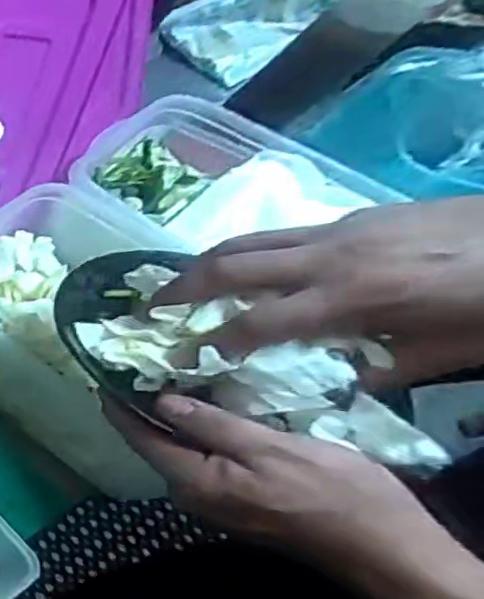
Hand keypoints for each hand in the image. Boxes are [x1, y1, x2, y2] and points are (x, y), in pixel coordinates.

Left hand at [104, 393, 453, 586]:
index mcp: (188, 480)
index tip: (104, 382)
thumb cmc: (336, 494)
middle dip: (144, 414)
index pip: (138, 438)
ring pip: (179, 456)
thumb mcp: (272, 449)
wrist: (389, 552)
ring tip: (170, 391)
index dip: (120, 408)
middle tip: (140, 379)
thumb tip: (160, 402)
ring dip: (174, 427)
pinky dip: (199, 442)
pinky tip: (210, 422)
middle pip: (154, 446)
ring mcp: (210, 503)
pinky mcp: (234, 506)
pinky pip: (203, 466)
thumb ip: (211, 426)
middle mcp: (187, 494)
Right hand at [154, 198, 483, 386]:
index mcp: (353, 297)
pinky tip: (255, 270)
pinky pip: (284, 234)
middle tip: (147, 312)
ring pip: (244, 242)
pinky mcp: (359, 216)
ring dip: (199, 266)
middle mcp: (331, 258)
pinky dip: (252, 254)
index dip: (206, 345)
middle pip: (225, 268)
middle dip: (176, 292)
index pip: (251, 325)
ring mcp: (342, 230)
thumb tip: (319, 382)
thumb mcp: (451, 353)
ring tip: (176, 287)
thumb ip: (376, 368)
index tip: (177, 362)